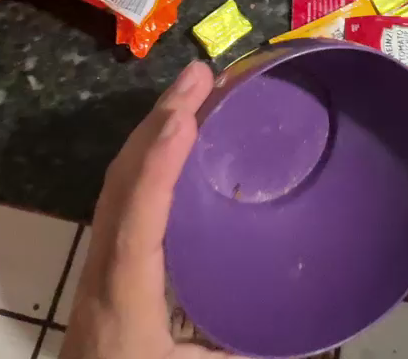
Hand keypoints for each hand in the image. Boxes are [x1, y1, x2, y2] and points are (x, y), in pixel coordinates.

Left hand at [60, 60, 225, 358]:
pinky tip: (177, 141)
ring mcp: (99, 263)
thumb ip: (247, 347)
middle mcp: (105, 271)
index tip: (185, 115)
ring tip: (193, 93)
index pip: (136, 225)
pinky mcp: (104, 264)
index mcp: (125, 302)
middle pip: (122, 183)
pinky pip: (122, 195)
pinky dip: (149, 156)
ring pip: (117, 182)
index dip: (158, 166)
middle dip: (158, 122)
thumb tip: (308, 338)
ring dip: (152, 130)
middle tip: (201, 75)